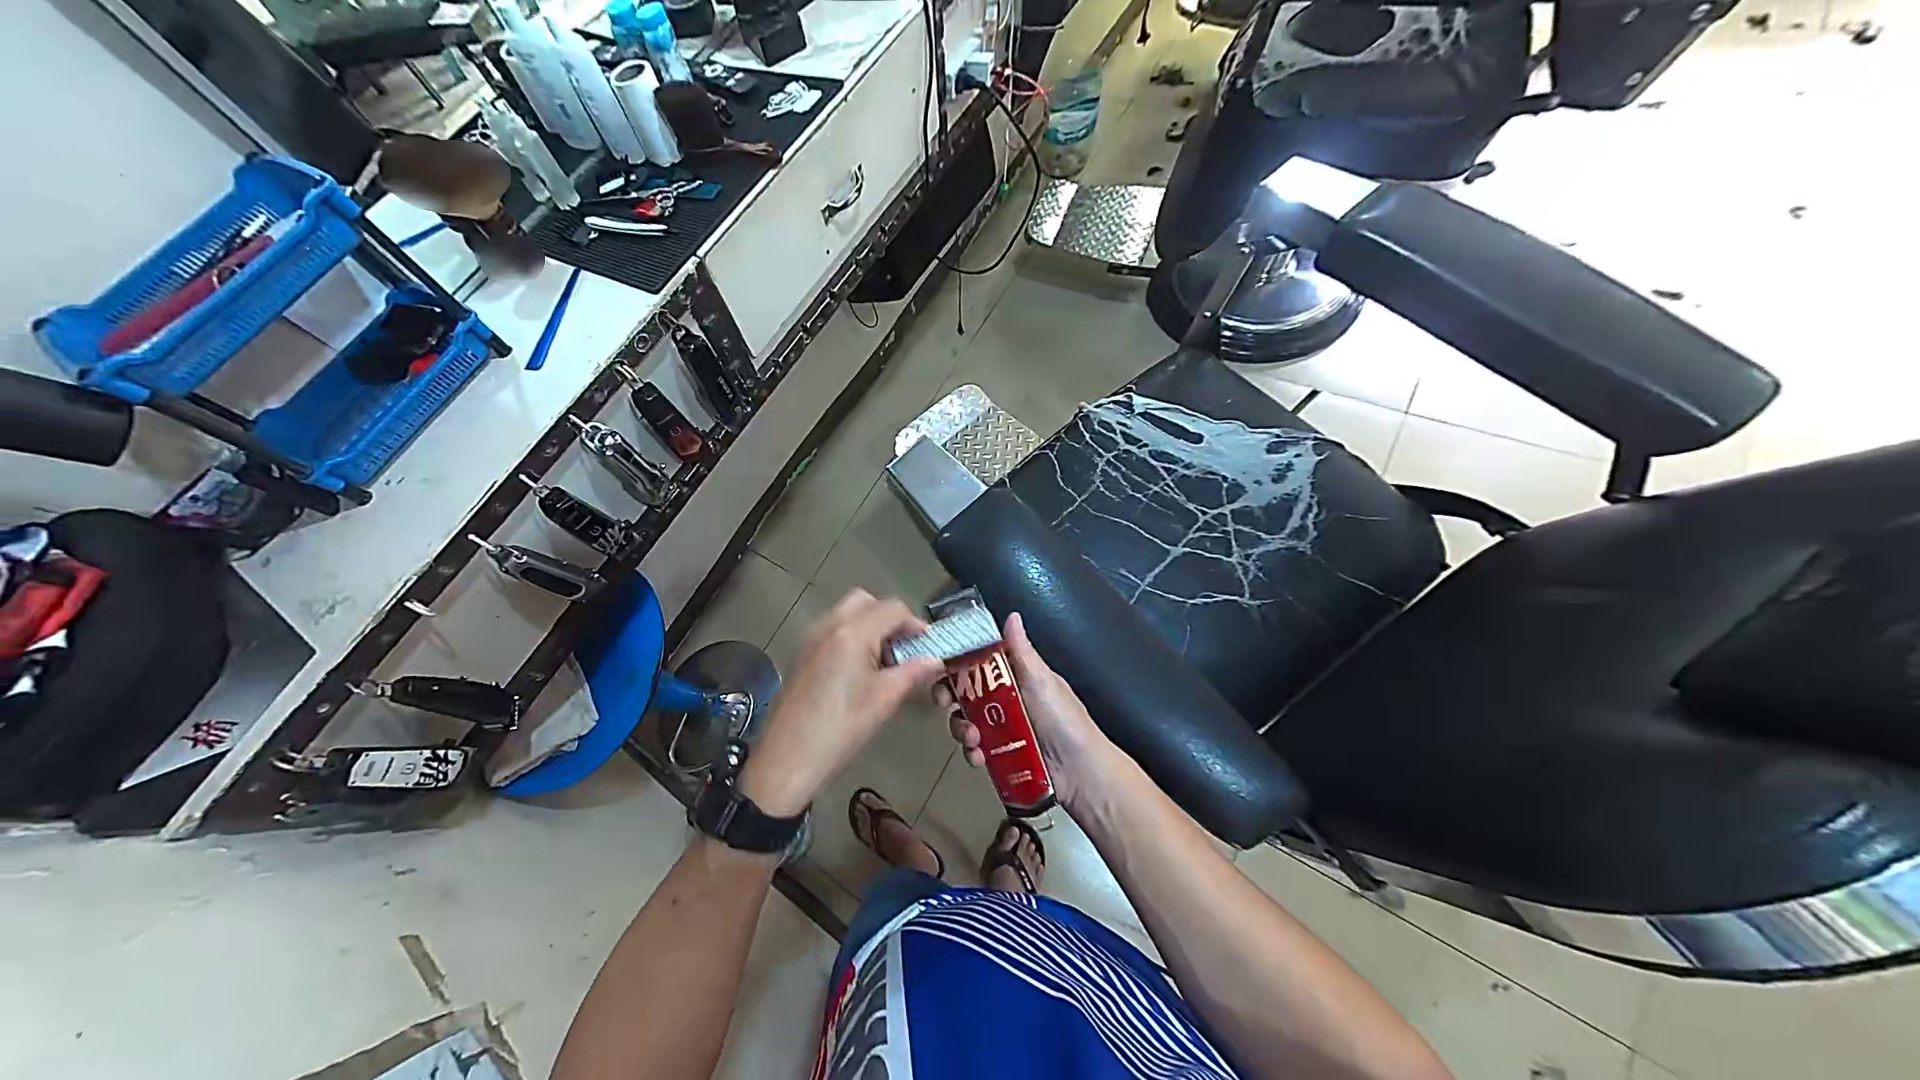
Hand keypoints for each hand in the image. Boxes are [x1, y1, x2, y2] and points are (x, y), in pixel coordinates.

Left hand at [737, 589, 945, 815]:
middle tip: (906, 647)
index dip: (915, 623)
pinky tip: (860, 671)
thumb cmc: (840, 729)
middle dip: (889, 618)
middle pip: (865, 601)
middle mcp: (828, 626)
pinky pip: (832, 631)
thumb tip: (935, 661)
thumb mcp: (885, 700)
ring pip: (846, 614)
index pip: (892, 608)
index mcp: (851, 632)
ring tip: (885, 662)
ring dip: (870, 626)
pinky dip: (851, 637)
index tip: (928, 645)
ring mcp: (810, 639)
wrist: (787, 761)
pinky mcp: (801, 655)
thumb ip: (913, 672)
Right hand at [936, 612, 1114, 808]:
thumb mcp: (1041, 680)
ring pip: (966, 722)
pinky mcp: (999, 754)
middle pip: (964, 692)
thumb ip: (1021, 651)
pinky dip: (972, 752)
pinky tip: (979, 755)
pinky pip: (976, 749)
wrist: (1080, 772)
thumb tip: (1013, 617)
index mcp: (1015, 676)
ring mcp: (1001, 728)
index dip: (956, 663)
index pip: (978, 662)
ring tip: (972, 737)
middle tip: (944, 702)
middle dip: (949, 697)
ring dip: (961, 728)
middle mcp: (1005, 700)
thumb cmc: (1066, 720)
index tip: (941, 666)